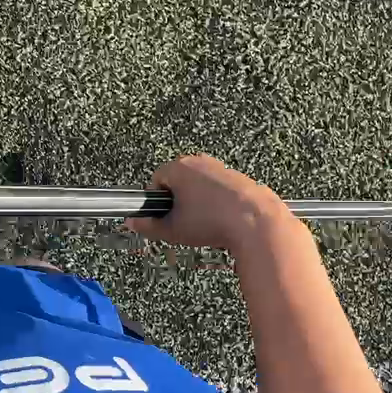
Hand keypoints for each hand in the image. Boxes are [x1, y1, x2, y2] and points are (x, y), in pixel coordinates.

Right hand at [125, 154, 293, 249]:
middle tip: (182, 222)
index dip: (156, 201)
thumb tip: (134, 223)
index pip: (156, 180)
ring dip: (198, 202)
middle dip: (178, 200)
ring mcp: (222, 169)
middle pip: (179, 181)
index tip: (162, 215)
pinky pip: (220, 191)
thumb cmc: (212, 222)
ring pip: (200, 186)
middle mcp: (200, 162)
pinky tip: (221, 221)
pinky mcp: (241, 179)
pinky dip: (217, 204)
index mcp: (179, 168)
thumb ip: (147, 226)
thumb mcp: (171, 230)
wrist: (257, 224)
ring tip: (203, 224)